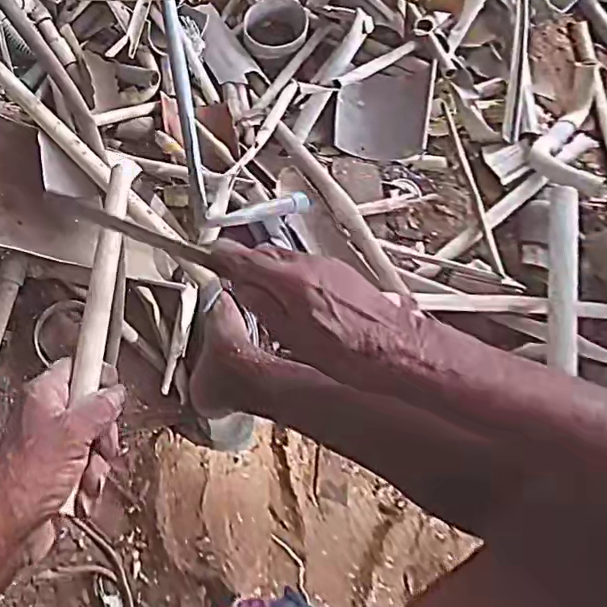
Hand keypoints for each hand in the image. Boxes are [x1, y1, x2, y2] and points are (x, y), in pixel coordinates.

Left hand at [0, 360, 123, 554]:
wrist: (6, 530)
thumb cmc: (23, 480)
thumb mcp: (73, 434)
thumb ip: (99, 409)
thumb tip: (115, 394)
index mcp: (43, 395)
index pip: (75, 367)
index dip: (97, 374)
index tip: (113, 386)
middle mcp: (45, 417)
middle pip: (91, 409)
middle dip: (103, 433)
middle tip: (102, 445)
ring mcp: (50, 446)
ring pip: (92, 443)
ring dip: (96, 465)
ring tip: (85, 477)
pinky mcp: (55, 472)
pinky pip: (85, 469)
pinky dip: (87, 483)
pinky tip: (78, 494)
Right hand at [206, 239, 422, 393]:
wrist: (400, 351)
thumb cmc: (351, 353)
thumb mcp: (291, 335)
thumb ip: (263, 304)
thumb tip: (242, 285)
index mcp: (290, 279)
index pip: (243, 258)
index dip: (221, 256)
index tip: (207, 256)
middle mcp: (308, 264)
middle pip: (264, 253)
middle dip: (245, 263)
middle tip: (231, 278)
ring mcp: (327, 265)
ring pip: (285, 259)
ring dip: (269, 271)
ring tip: (264, 297)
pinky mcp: (341, 272)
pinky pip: (305, 267)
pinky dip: (291, 277)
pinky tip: (294, 300)